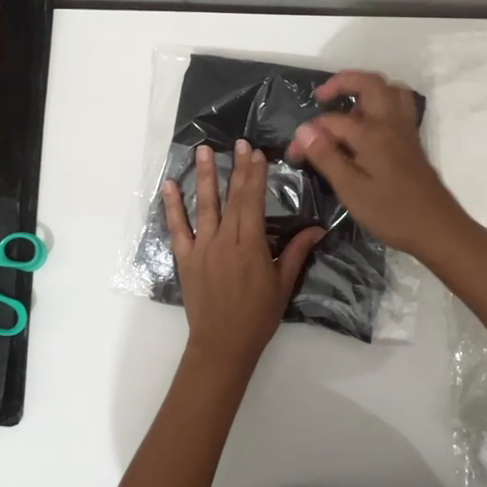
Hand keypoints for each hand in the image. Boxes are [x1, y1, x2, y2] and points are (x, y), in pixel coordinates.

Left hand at [163, 140, 325, 369]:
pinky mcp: (186, 258)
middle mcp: (225, 241)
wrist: (222, 344)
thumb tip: (317, 229)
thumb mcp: (283, 284)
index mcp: (251, 246)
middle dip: (237, 168)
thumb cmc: (258, 316)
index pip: (253, 201)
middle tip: (239, 142)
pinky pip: (178, 228)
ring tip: (204, 150)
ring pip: (204, 206)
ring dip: (205, 176)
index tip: (256, 153)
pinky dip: (173, 206)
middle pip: (232, 198)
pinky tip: (170, 186)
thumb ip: (296, 253)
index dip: (255, 175)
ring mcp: (202, 248)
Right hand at [286, 70, 470, 257]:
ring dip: (366, 89)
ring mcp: (406, 131)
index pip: (332, 121)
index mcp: (372, 134)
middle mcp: (391, 123)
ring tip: (347, 106)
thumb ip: (327, 157)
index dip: (309, 134)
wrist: (438, 229)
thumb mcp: (351, 190)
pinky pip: (398, 106)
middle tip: (321, 97)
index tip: (294, 154)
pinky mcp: (413, 142)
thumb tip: (303, 130)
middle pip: (370, 83)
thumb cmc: (392, 213)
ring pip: (390, 90)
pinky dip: (380, 103)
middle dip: (342, 82)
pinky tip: (368, 126)